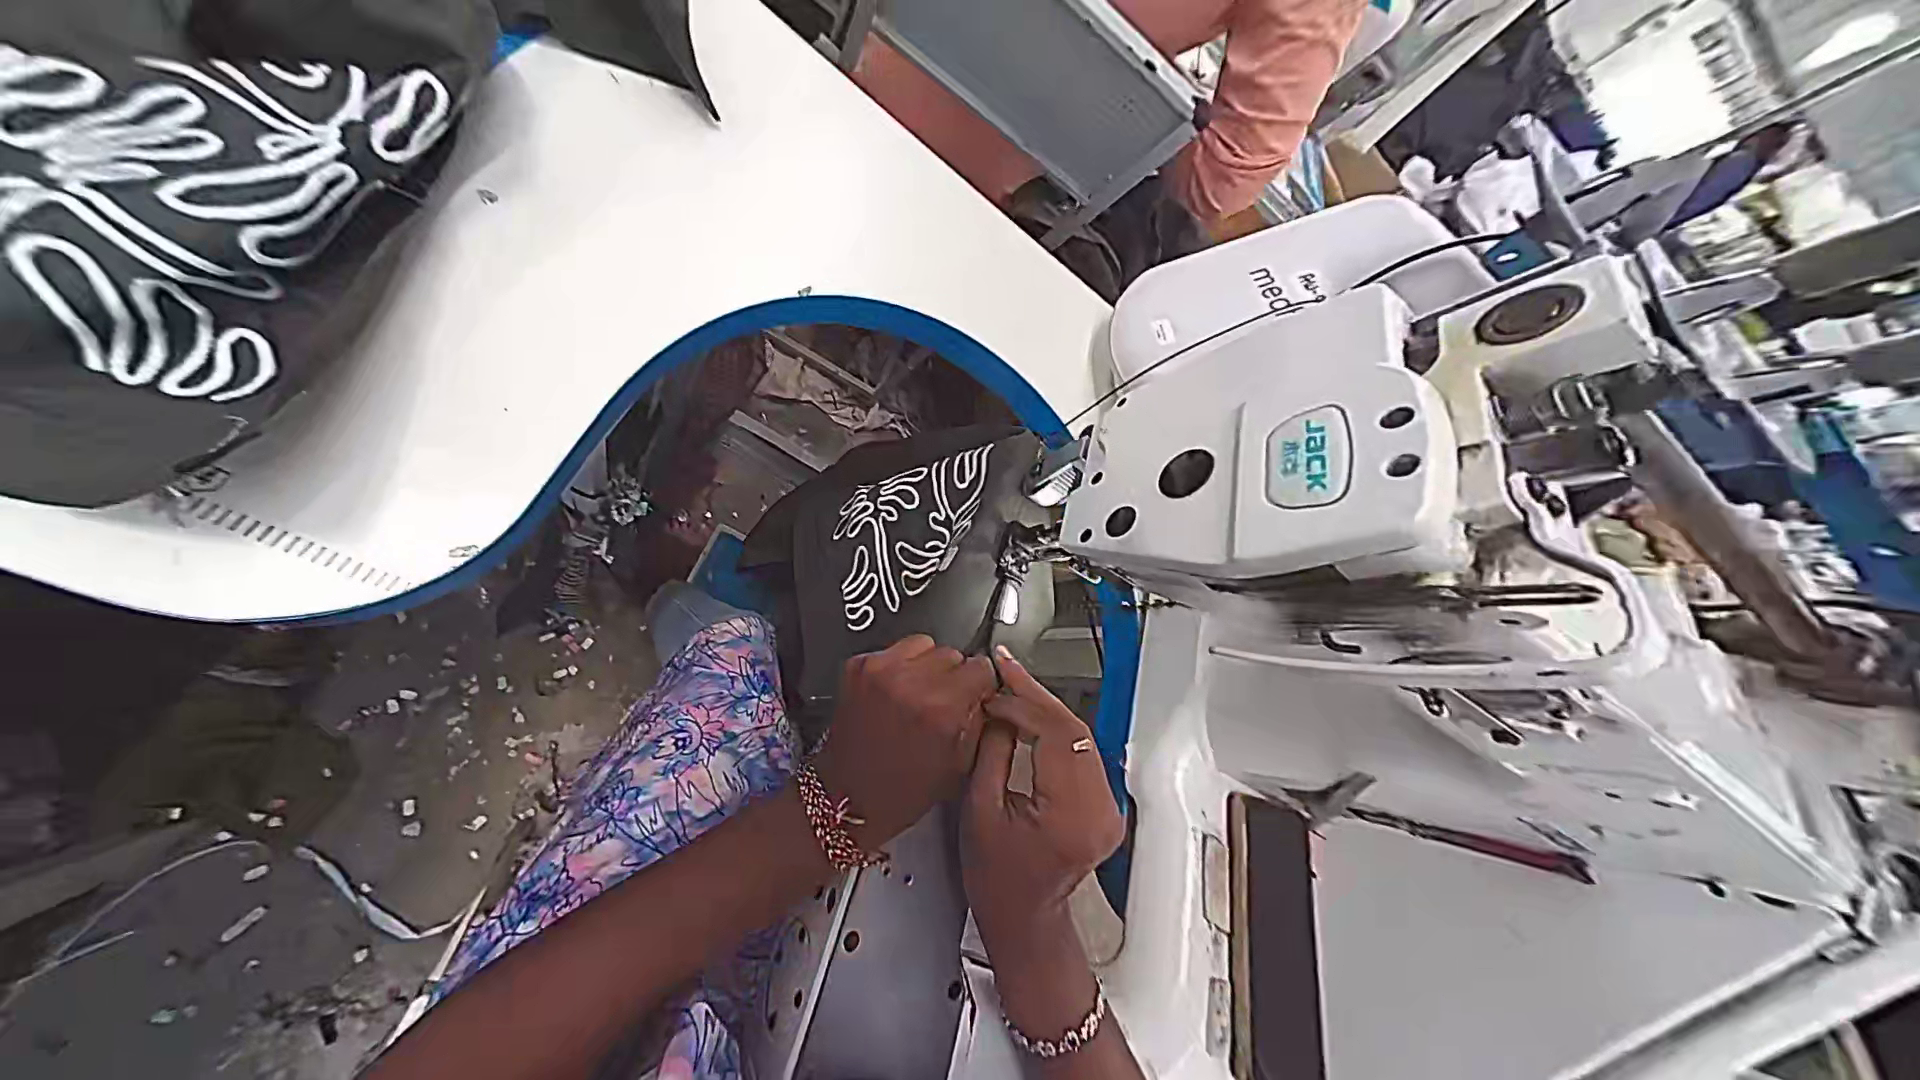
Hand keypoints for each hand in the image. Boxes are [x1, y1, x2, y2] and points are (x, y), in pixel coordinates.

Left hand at [813, 635, 996, 849]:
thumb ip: (980, 720)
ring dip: (928, 665)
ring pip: (925, 644)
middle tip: (943, 701)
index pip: (980, 667)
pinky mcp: (859, 667)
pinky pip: (895, 650)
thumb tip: (988, 692)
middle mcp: (910, 683)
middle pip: (953, 654)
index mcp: (940, 709)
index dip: (981, 684)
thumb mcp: (959, 764)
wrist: (847, 797)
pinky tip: (897, 691)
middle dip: (954, 676)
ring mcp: (880, 670)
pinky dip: (900, 665)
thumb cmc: (901, 790)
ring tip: (919, 693)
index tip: (975, 693)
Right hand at [962, 646, 1124, 951]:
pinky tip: (1032, 712)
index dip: (1024, 701)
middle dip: (1035, 694)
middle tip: (1005, 669)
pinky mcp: (1103, 804)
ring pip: (1080, 735)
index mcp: (1071, 815)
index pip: (1056, 733)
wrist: (1023, 917)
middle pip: (1073, 729)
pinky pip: (1081, 750)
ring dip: (1045, 707)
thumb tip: (999, 710)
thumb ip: (993, 752)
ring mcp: (1107, 808)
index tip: (997, 685)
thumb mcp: (979, 810)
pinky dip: (1055, 727)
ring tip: (1012, 685)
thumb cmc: (997, 880)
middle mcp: (1099, 810)